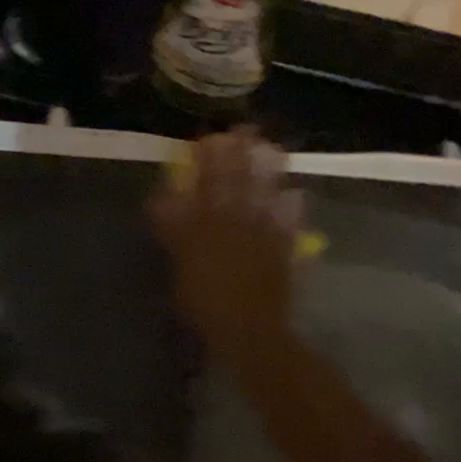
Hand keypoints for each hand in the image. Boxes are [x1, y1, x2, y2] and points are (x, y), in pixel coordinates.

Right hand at [148, 127, 304, 351]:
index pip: (207, 182)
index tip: (209, 137)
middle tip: (245, 130)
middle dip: (241, 155)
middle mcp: (239, 221)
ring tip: (272, 148)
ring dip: (269, 171)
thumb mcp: (180, 265)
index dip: (209, 158)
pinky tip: (296, 193)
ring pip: (267, 194)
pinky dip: (292, 207)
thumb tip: (164, 197)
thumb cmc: (205, 302)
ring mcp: (265, 235)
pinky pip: (290, 223)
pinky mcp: (283, 251)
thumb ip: (174, 229)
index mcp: (209, 223)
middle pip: (240, 182)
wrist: (249, 331)